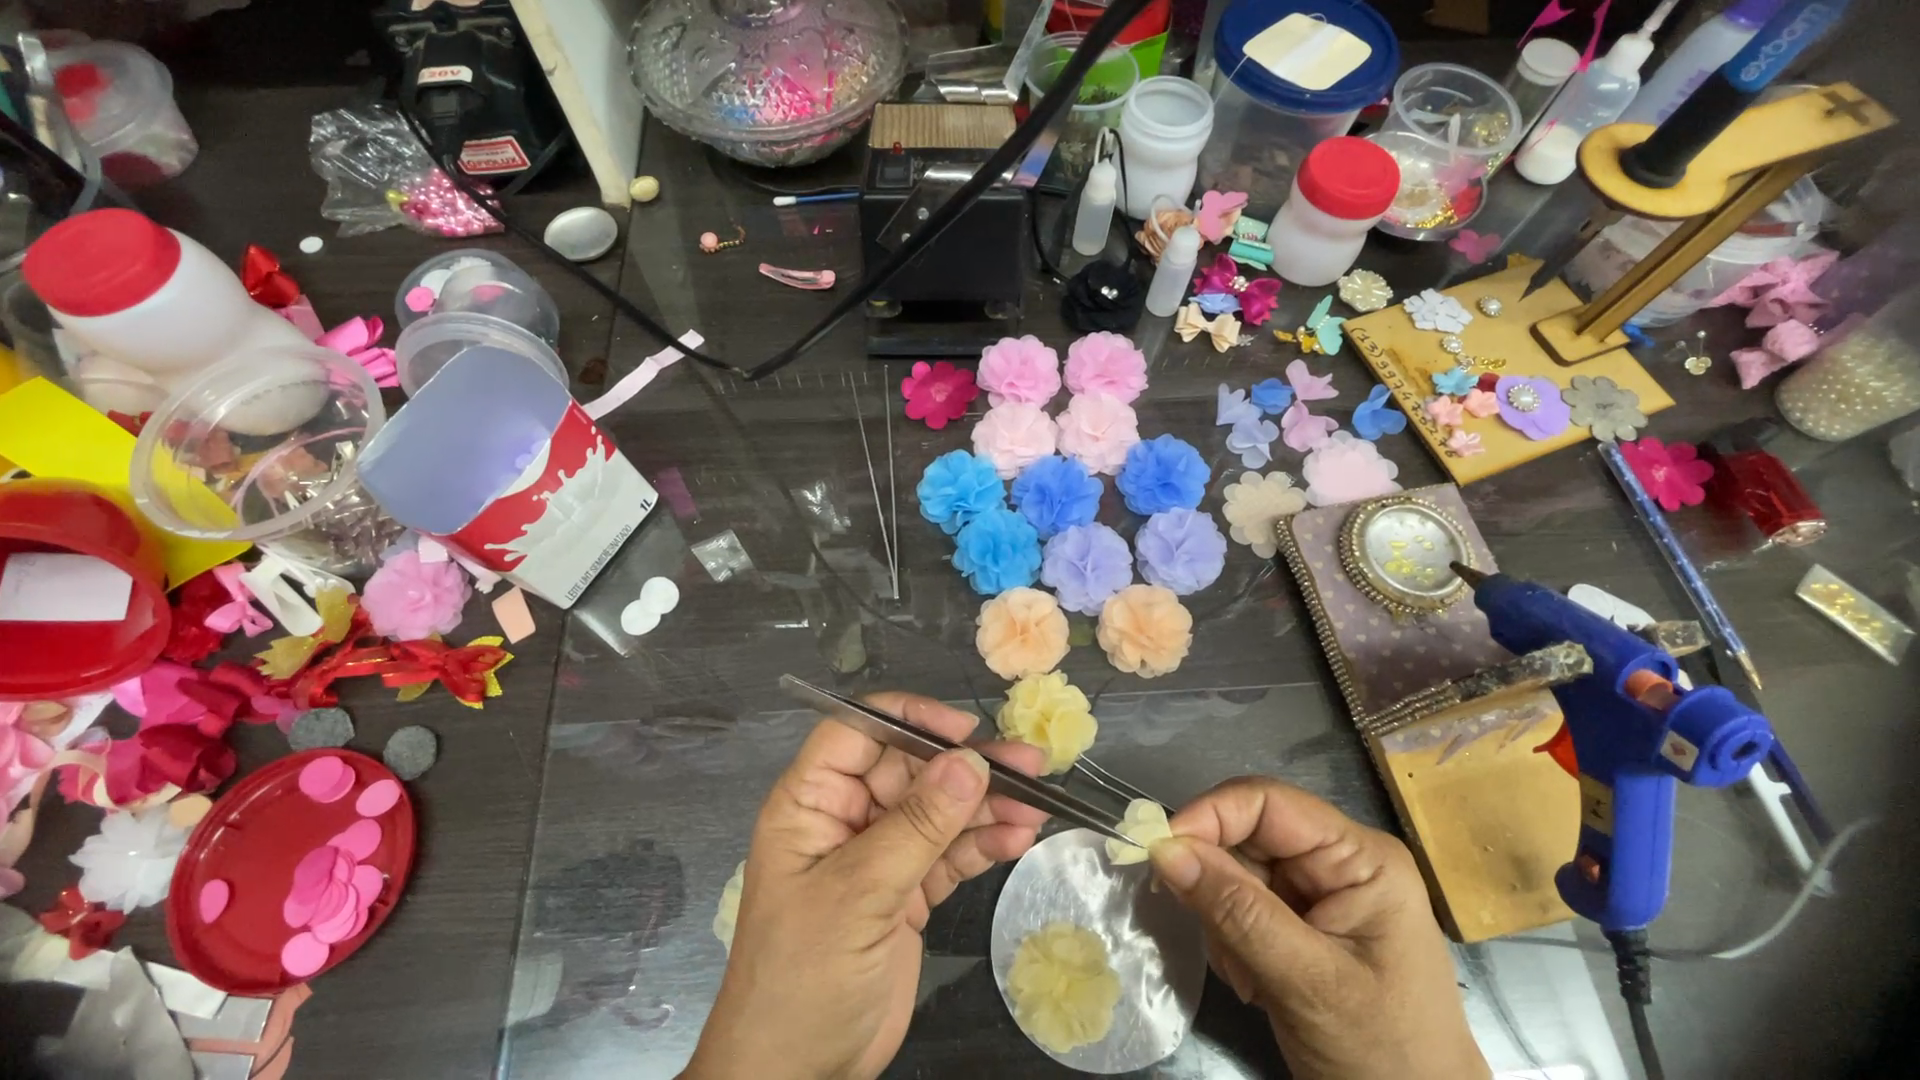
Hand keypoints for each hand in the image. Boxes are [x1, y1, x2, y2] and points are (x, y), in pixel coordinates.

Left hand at [683, 694, 1047, 1079]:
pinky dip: (985, 844)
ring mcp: (880, 856)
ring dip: (988, 805)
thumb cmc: (803, 975)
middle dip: (967, 766)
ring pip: (940, 811)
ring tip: (1039, 802)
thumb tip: (969, 762)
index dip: (908, 720)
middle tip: (1029, 765)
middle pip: (912, 769)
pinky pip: (951, 854)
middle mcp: (847, 818)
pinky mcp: (908, 892)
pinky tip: (1020, 838)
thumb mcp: (857, 895)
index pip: (857, 733)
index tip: (963, 730)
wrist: (797, 1072)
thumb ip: (917, 827)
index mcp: (812, 803)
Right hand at [1149, 777, 1488, 1079]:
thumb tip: (1164, 849)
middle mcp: (1338, 860)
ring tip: (1247, 977)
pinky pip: (1239, 903)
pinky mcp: (1300, 920)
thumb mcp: (1308, 983)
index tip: (1161, 853)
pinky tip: (1253, 981)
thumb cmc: (1383, 1051)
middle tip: (1213, 938)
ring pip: (1235, 870)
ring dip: (1222, 920)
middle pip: (1246, 835)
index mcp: (1359, 857)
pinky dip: (1229, 938)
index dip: (1210, 815)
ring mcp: (1318, 890)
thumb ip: (1237, 912)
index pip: (1267, 803)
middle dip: (1217, 883)